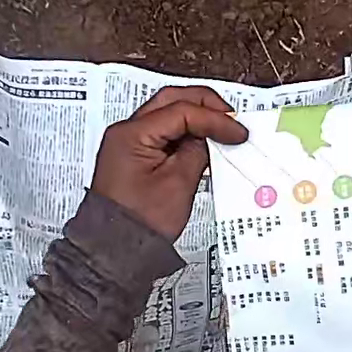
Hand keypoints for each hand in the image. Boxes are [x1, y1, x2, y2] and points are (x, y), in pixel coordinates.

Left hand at [91, 86, 247, 238]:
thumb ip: (197, 152)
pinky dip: (184, 134)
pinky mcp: (134, 156)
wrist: (114, 250)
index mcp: (132, 135)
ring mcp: (128, 143)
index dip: (215, 119)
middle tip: (231, 119)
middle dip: (205, 105)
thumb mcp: (178, 184)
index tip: (237, 132)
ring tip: (221, 131)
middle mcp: (126, 132)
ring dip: (195, 117)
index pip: (181, 110)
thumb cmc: (139, 223)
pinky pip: (162, 133)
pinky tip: (203, 144)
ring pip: (166, 114)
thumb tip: (211, 136)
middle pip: (171, 100)